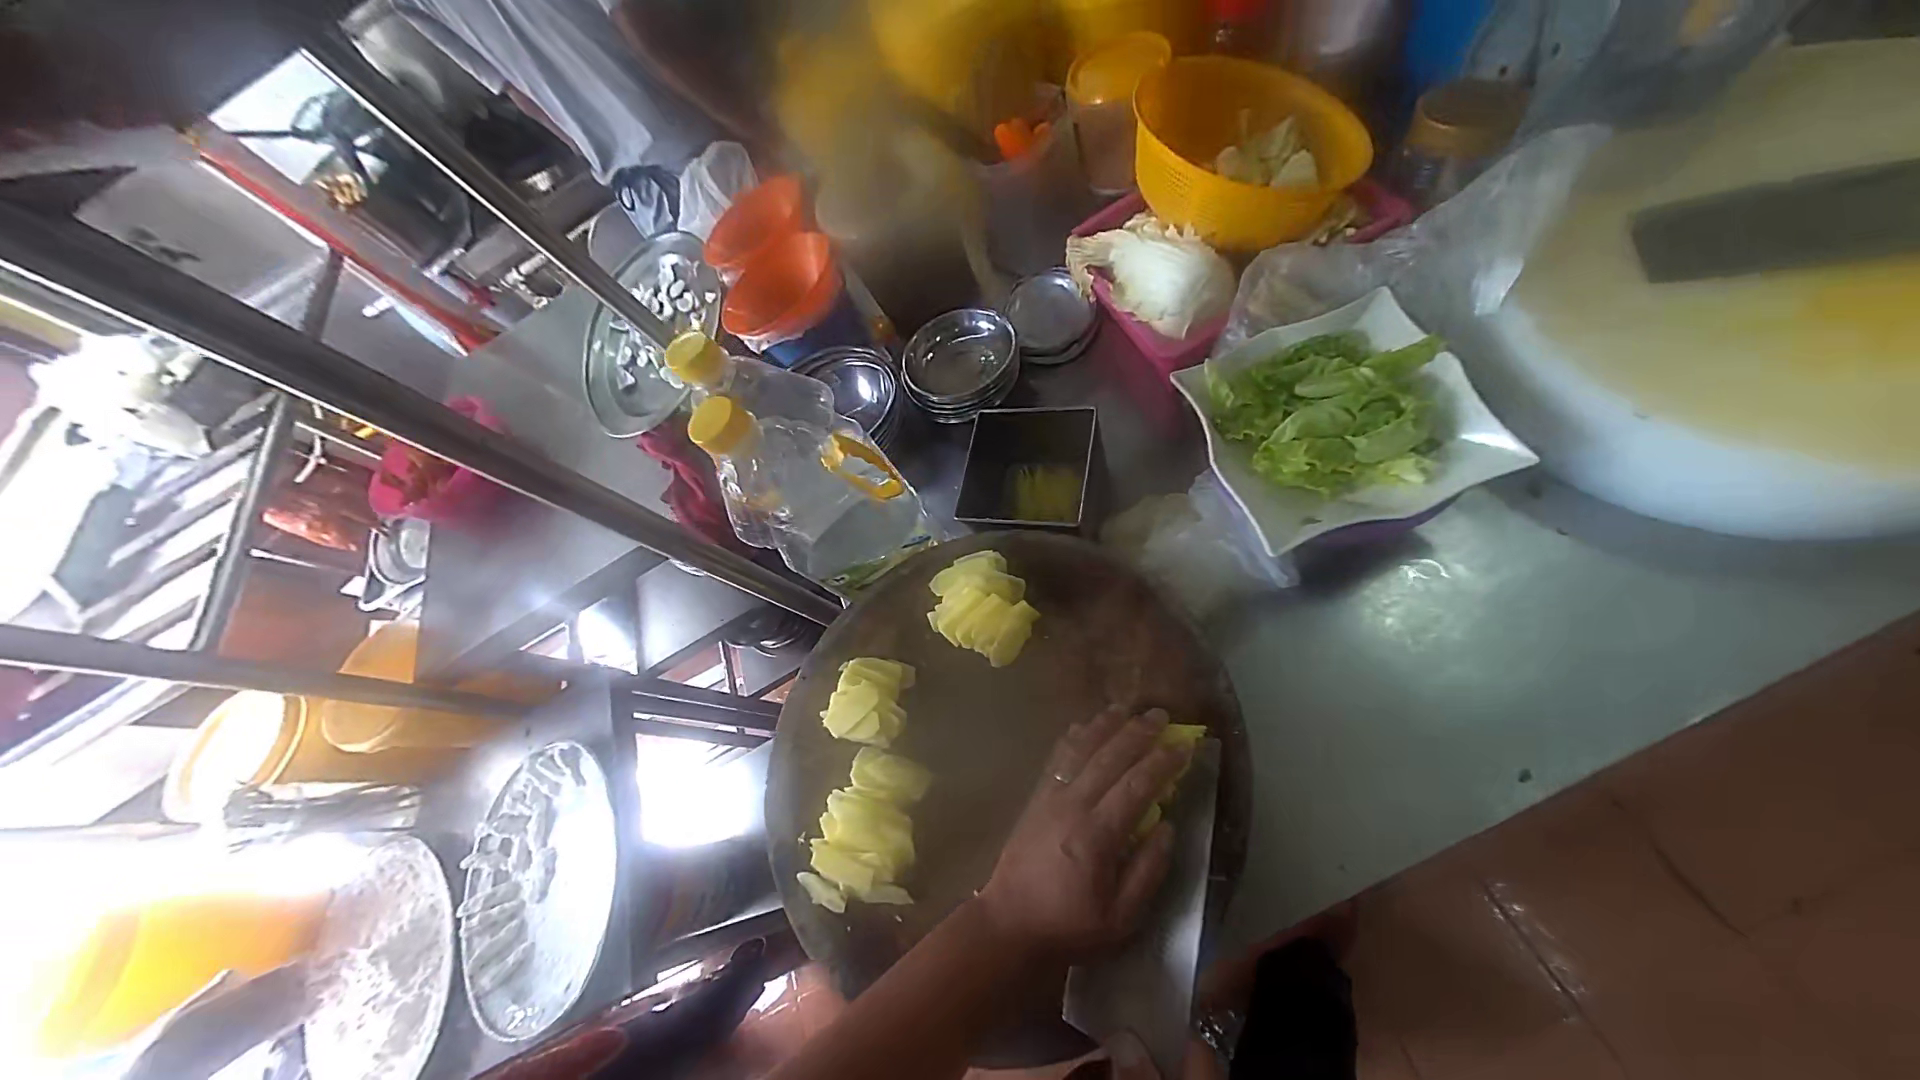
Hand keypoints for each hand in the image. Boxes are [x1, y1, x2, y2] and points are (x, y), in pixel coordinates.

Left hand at [975, 707, 1189, 960]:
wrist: (1010, 921)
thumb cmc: (1070, 925)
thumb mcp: (1121, 917)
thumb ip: (1148, 871)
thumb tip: (1167, 826)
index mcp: (1097, 836)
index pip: (1136, 786)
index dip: (1161, 762)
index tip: (1183, 745)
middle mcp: (1073, 806)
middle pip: (1108, 758)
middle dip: (1137, 733)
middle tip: (1160, 714)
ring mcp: (1050, 797)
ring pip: (1080, 750)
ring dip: (1104, 726)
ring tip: (1125, 708)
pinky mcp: (1036, 797)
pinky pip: (1057, 759)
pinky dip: (1073, 738)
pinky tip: (1083, 725)